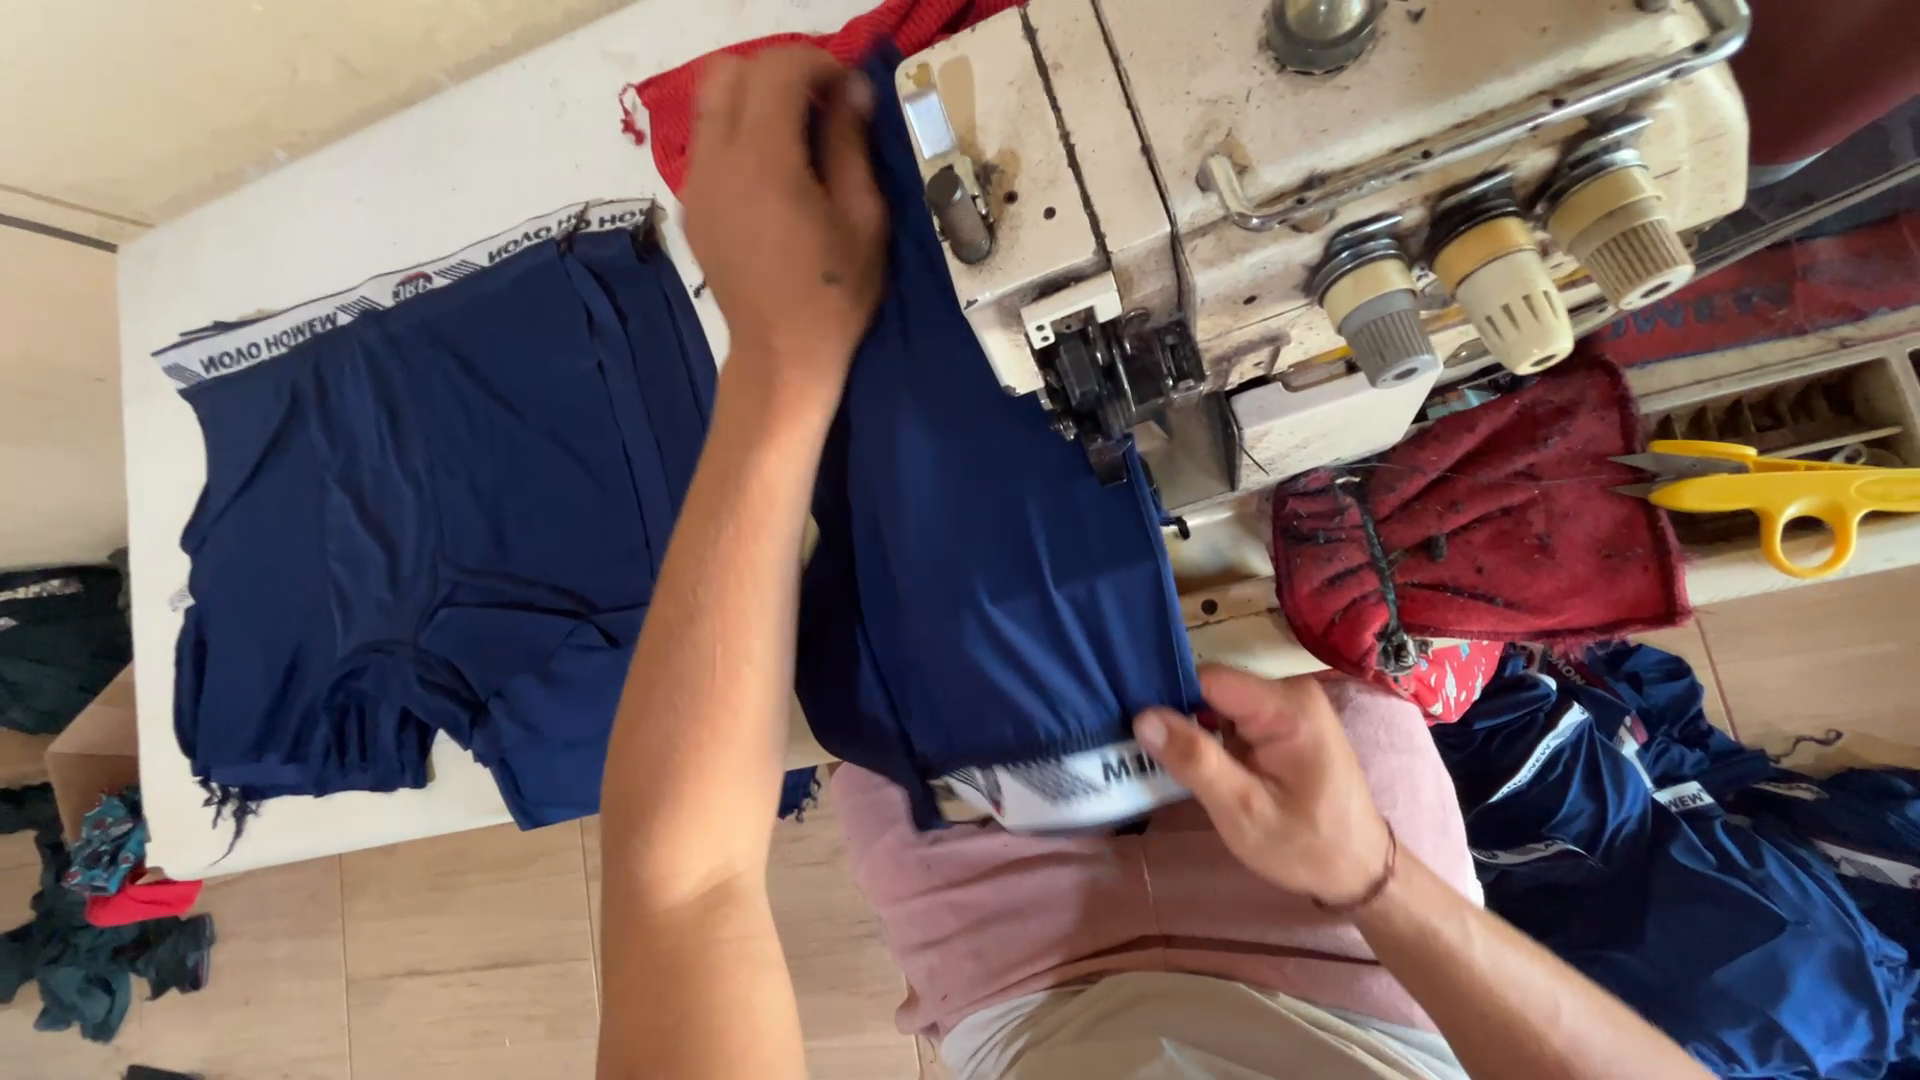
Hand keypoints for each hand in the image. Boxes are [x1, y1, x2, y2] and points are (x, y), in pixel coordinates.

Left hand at [681, 47, 888, 410]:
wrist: (782, 355)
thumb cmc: (835, 295)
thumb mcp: (863, 219)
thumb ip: (851, 145)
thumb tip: (851, 90)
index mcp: (765, 162)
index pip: (777, 69)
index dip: (817, 63)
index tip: (846, 90)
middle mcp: (717, 162)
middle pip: (730, 72)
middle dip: (778, 72)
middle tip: (819, 105)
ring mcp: (697, 186)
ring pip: (712, 106)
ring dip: (754, 102)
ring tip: (796, 138)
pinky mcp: (692, 209)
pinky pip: (708, 147)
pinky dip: (738, 137)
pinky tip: (772, 178)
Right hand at [1135, 667, 1392, 905]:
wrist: (1361, 874)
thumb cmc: (1307, 847)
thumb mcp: (1244, 812)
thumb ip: (1196, 761)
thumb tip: (1143, 717)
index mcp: (1286, 706)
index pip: (1207, 679)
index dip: (1167, 698)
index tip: (1135, 727)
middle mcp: (1289, 693)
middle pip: (1210, 688)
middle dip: (1177, 717)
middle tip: (1145, 753)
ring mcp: (1288, 706)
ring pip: (1216, 703)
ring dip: (1190, 729)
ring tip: (1164, 760)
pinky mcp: (1282, 722)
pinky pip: (1230, 716)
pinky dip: (1209, 737)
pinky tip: (1194, 763)